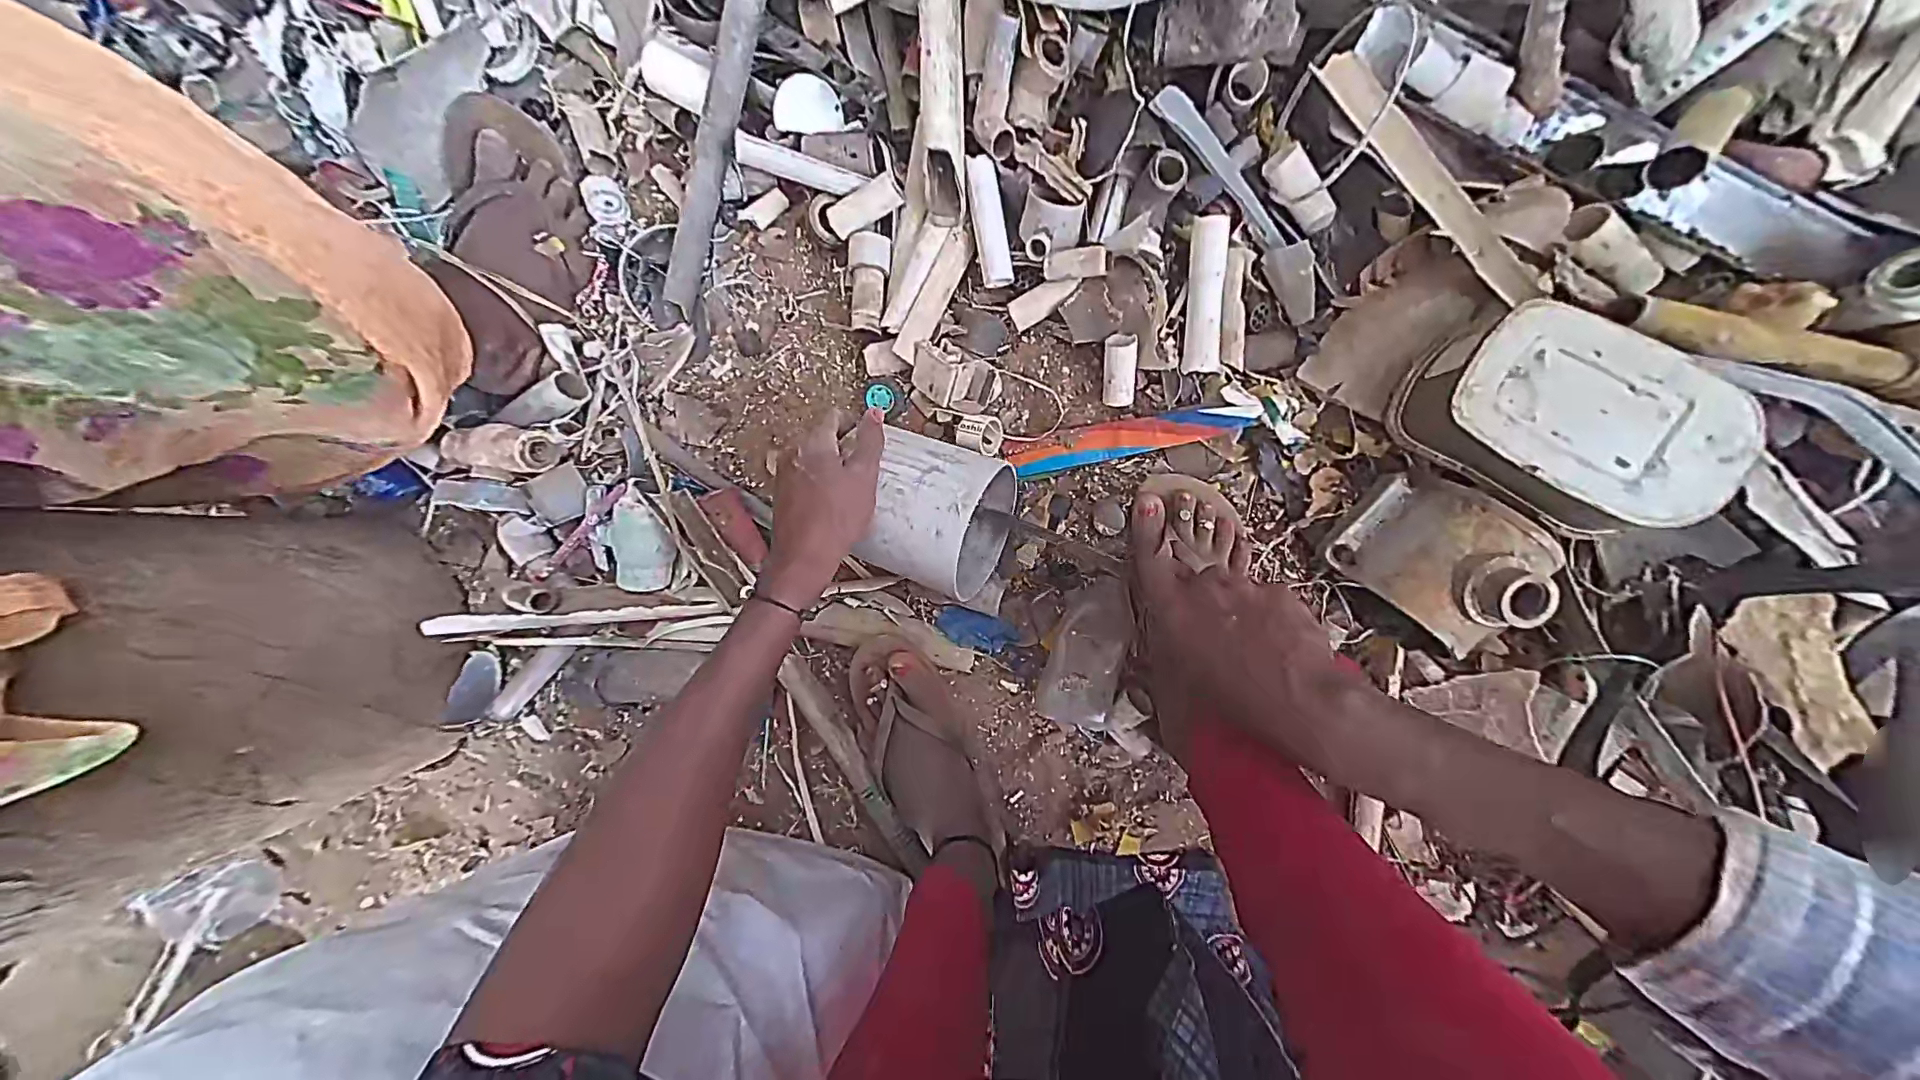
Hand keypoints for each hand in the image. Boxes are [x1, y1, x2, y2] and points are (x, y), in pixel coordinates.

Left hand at [761, 409, 885, 607]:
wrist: (805, 556)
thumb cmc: (835, 520)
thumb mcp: (864, 476)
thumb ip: (870, 441)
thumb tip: (874, 413)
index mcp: (813, 442)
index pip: (835, 417)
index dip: (856, 427)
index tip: (866, 444)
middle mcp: (793, 452)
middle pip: (823, 437)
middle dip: (843, 450)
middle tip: (860, 473)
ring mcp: (784, 472)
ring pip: (814, 459)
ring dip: (831, 469)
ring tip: (847, 493)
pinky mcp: (782, 492)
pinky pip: (805, 478)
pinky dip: (819, 484)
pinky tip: (831, 505)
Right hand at [1129, 492, 1364, 765]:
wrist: (1302, 703)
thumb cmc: (1234, 704)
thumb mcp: (1179, 695)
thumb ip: (1163, 668)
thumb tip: (1152, 671)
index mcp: (1173, 610)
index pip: (1150, 558)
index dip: (1146, 529)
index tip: (1147, 503)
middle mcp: (1207, 589)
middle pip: (1197, 581)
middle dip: (1205, 603)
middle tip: (1215, 638)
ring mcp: (1246, 587)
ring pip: (1235, 593)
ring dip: (1238, 615)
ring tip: (1251, 654)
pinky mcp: (1280, 593)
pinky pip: (1267, 601)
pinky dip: (1268, 620)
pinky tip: (1275, 650)